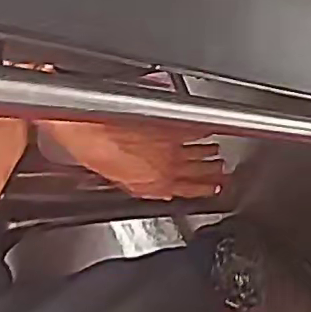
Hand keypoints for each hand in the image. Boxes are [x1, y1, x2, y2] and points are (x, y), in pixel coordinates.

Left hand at [37, 119, 227, 199]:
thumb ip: (140, 184)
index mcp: (152, 181)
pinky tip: (205, 129)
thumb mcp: (116, 178)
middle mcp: (166, 161)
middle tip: (222, 172)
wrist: (88, 125)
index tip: (214, 188)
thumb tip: (153, 186)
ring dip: (207, 152)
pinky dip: (201, 130)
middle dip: (211, 171)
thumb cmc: (92, 150)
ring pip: (197, 149)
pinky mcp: (168, 121)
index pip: (187, 188)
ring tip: (215, 152)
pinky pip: (191, 129)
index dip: (202, 189)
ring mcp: (169, 140)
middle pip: (197, 168)